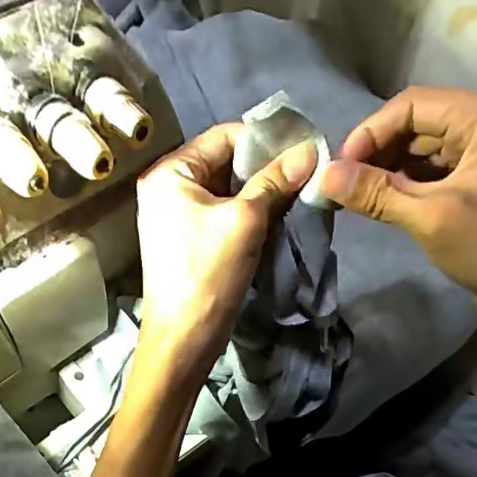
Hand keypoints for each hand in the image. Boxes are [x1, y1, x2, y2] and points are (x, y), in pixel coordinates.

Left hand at [134, 123, 319, 381]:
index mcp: (170, 172)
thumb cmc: (208, 275)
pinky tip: (275, 222)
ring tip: (295, 199)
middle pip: (225, 163)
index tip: (302, 151)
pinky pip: (222, 216)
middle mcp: (167, 188)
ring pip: (226, 192)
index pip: (224, 136)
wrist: (183, 340)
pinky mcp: (188, 243)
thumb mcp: (245, 221)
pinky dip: (248, 217)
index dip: (264, 140)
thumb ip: (275, 181)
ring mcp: (175, 218)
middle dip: (264, 170)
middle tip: (304, 177)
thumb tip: (310, 150)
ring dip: (260, 195)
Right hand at [317, 86, 476, 325]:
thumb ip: (376, 193)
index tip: (337, 169)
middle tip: (343, 186)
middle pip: (420, 122)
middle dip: (378, 151)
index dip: (370, 133)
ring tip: (358, 196)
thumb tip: (323, 175)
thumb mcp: (431, 218)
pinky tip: (384, 201)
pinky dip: (409, 182)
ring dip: (390, 169)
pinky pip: (437, 168)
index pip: (414, 104)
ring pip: (425, 146)